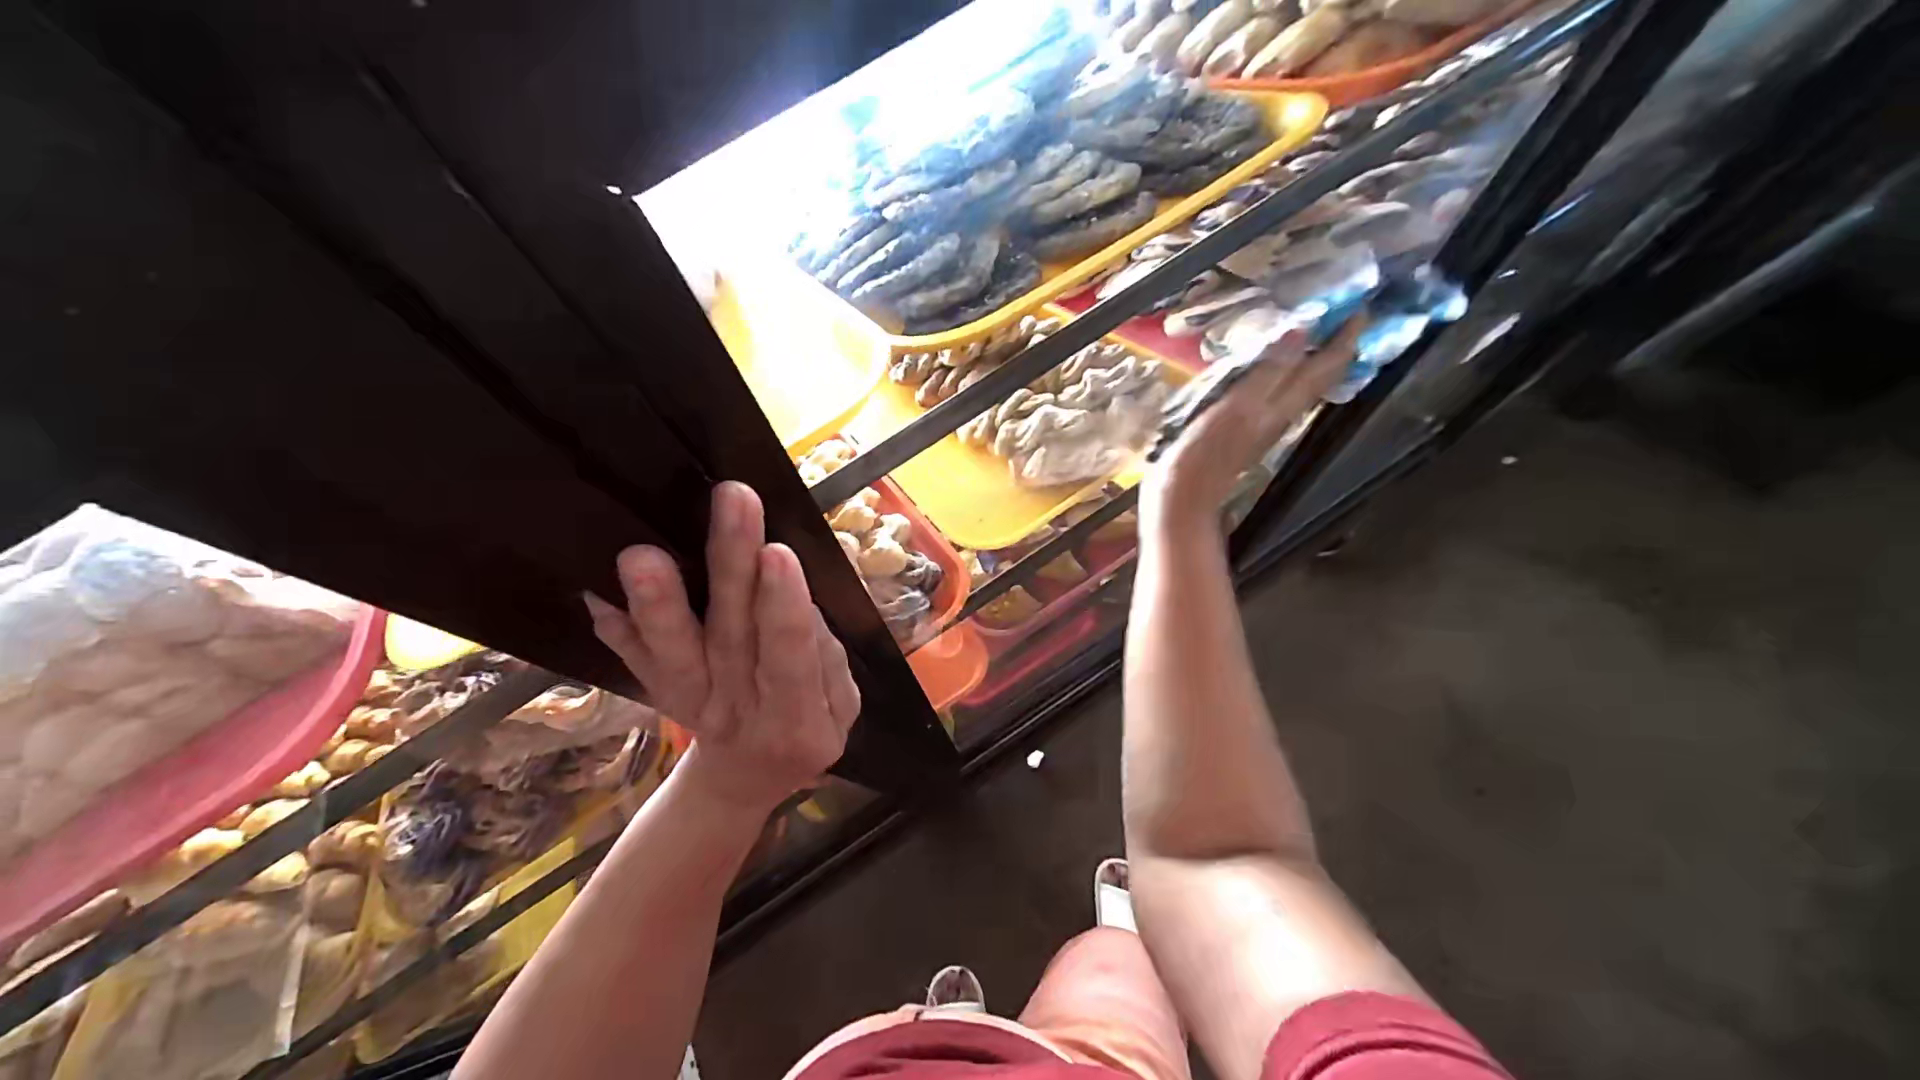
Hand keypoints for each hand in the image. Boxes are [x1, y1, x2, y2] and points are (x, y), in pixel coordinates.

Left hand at [583, 482, 859, 813]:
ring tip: (642, 555)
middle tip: (731, 503)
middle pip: (730, 639)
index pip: (790, 659)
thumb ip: (825, 658)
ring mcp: (688, 702)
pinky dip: (616, 628)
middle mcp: (734, 710)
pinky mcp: (657, 692)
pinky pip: (633, 662)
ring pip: (673, 653)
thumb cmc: (806, 730)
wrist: (747, 777)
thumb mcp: (839, 709)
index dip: (782, 609)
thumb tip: (798, 592)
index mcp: (793, 718)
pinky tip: (596, 592)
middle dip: (731, 569)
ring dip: (658, 602)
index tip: (776, 553)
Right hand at [1142, 320, 1357, 534]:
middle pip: (1321, 374)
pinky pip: (1279, 390)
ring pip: (1302, 382)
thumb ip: (1269, 369)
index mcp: (1284, 404)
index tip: (1361, 304)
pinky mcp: (1247, 425)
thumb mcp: (1238, 405)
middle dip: (1336, 344)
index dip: (1347, 335)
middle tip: (1342, 312)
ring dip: (1314, 356)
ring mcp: (1265, 420)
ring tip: (1316, 329)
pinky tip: (1275, 360)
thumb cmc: (1206, 450)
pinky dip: (1287, 369)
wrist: (1184, 494)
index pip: (1327, 364)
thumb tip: (1303, 329)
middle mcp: (1282, 411)